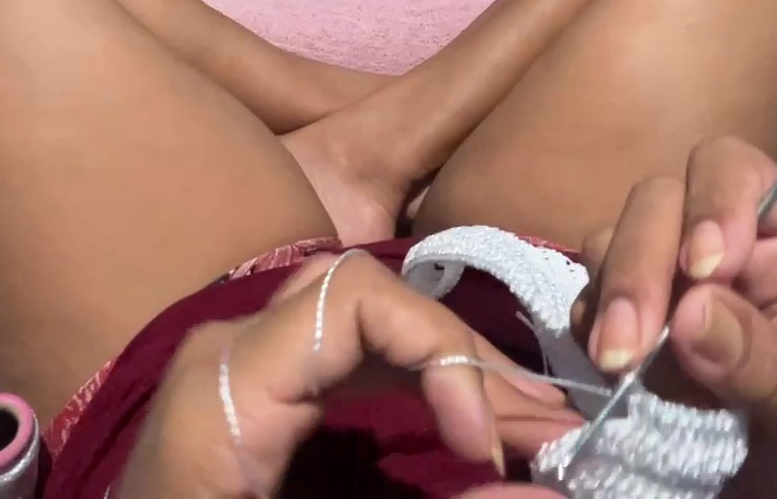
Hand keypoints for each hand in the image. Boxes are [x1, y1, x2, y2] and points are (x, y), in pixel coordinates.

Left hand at [116, 250, 580, 497]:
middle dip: (465, 360)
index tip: (486, 442)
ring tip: (529, 418)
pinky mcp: (260, 386)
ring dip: (451, 365)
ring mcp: (246, 360)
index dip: (437, 347)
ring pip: (369, 321)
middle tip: (546, 429)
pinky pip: (350, 353)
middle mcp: (235, 347)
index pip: (353, 296)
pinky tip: (464, 412)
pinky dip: (415, 378)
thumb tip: (551, 497)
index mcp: (225, 385)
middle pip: (373, 301)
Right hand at [575, 136, 776, 498]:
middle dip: (642, 261)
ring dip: (609, 291)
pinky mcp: (623, 320)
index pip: (739, 173)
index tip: (705, 268)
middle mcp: (718, 246)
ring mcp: (664, 280)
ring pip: (612, 235)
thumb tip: (692, 310)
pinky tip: (606, 368)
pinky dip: (586, 320)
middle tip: (632, 347)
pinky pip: (586, 289)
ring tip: (618, 365)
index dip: (714, 198)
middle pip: (660, 198)